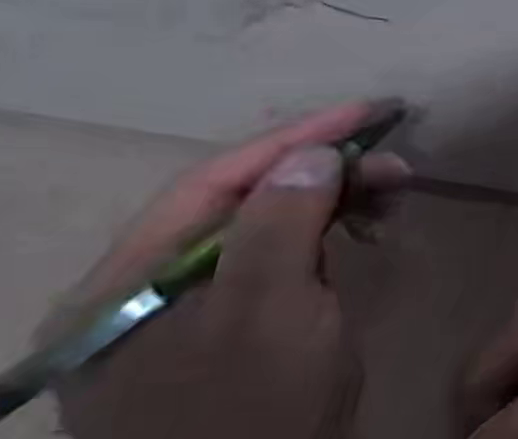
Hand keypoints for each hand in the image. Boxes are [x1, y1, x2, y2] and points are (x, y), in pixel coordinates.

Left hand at [46, 101, 410, 438]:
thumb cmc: (252, 414)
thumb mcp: (268, 316)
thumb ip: (279, 225)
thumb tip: (313, 151)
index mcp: (123, 286)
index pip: (214, 181)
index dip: (297, 136)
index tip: (370, 110)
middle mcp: (146, 289)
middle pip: (244, 197)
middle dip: (326, 168)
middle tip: (395, 158)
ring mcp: (191, 309)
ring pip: (269, 219)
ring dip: (336, 194)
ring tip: (394, 187)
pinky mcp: (234, 323)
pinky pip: (283, 251)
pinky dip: (330, 227)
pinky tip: (368, 225)